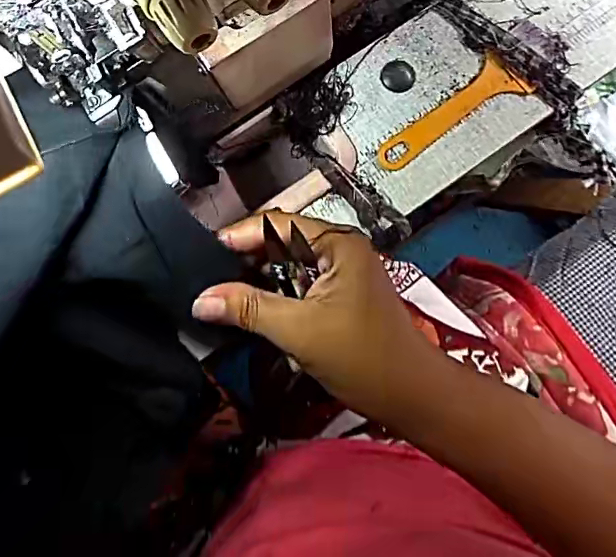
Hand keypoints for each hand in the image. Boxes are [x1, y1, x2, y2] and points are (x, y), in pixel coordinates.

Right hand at [191, 211, 445, 422]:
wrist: (411, 393)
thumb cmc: (365, 357)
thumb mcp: (299, 330)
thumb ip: (249, 309)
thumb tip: (204, 299)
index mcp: (339, 242)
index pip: (280, 223)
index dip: (243, 233)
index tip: (211, 246)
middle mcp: (343, 247)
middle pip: (285, 239)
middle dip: (251, 255)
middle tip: (215, 270)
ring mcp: (345, 268)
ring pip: (293, 261)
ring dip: (265, 275)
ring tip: (230, 288)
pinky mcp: (344, 289)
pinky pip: (304, 279)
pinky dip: (282, 290)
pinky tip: (260, 304)